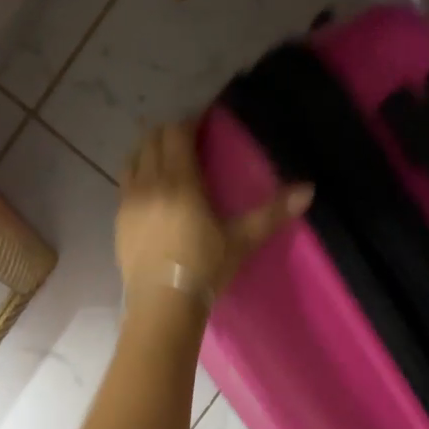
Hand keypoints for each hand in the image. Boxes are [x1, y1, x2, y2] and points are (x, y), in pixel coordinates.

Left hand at [115, 121, 311, 308]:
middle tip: (186, 141)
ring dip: (147, 151)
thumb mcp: (241, 241)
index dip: (189, 123)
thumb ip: (272, 213)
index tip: (202, 125)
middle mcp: (149, 183)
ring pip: (133, 158)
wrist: (164, 305)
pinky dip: (136, 177)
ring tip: (164, 161)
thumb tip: (309, 190)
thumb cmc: (204, 269)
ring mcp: (129, 202)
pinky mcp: (118, 221)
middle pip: (151, 139)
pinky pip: (124, 185)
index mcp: (180, 181)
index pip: (176, 133)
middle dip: (168, 133)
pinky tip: (149, 193)